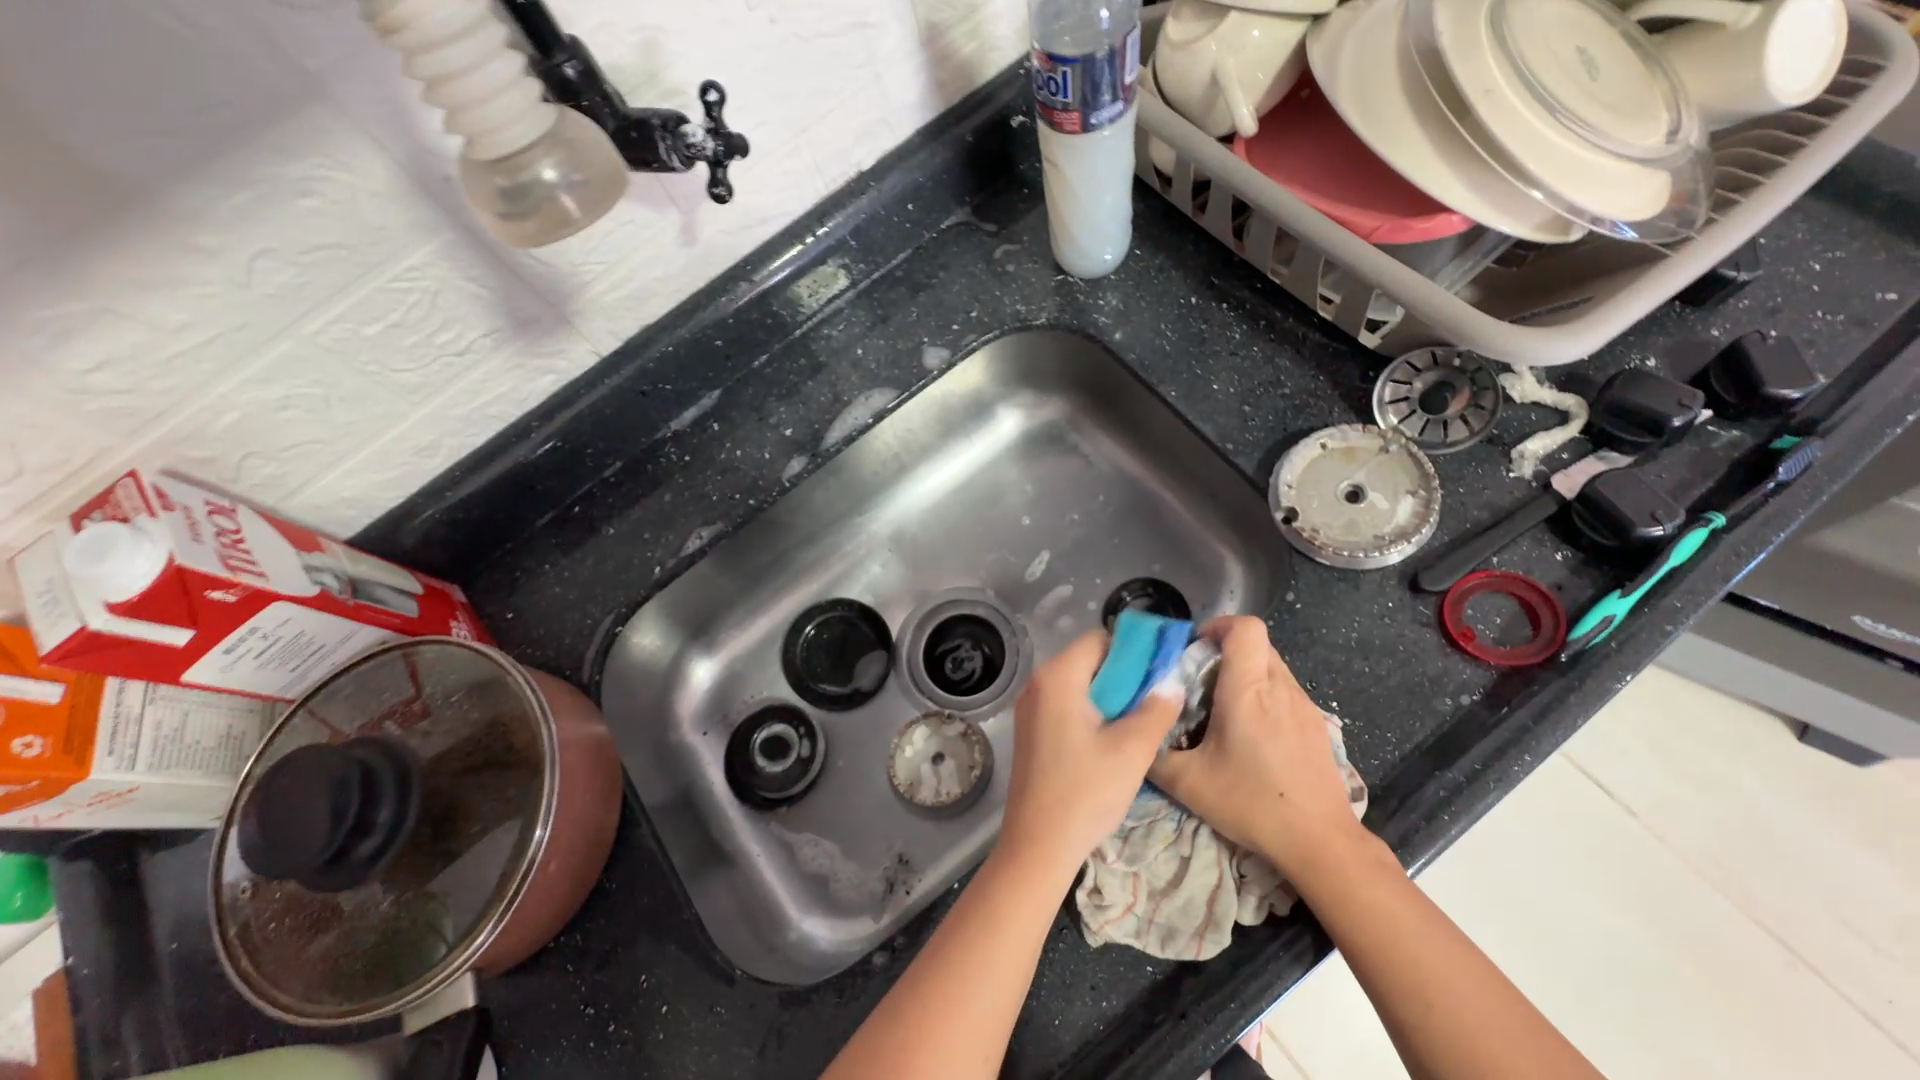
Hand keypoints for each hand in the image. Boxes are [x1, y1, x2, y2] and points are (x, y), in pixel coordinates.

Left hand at [998, 629, 1180, 877]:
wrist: (1038, 846)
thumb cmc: (1085, 793)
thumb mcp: (1133, 750)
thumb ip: (1157, 708)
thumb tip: (1172, 682)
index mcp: (1057, 677)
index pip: (1101, 639)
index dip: (1134, 651)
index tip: (1161, 674)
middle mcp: (1037, 685)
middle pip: (1089, 661)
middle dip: (1125, 676)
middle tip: (1156, 703)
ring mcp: (1029, 710)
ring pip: (1079, 686)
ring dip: (1111, 698)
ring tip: (1138, 726)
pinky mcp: (1031, 733)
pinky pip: (1066, 707)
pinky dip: (1092, 714)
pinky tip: (1112, 743)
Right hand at [1149, 617, 1368, 879]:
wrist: (1319, 840)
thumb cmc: (1252, 804)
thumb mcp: (1189, 784)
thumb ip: (1154, 755)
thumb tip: (1134, 736)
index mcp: (1248, 691)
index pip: (1245, 627)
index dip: (1218, 625)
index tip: (1194, 647)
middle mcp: (1280, 688)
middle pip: (1256, 644)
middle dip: (1224, 652)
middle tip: (1197, 681)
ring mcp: (1303, 705)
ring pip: (1272, 667)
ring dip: (1244, 675)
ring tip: (1220, 710)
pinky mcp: (1315, 725)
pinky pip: (1284, 692)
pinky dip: (1262, 697)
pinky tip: (1249, 735)